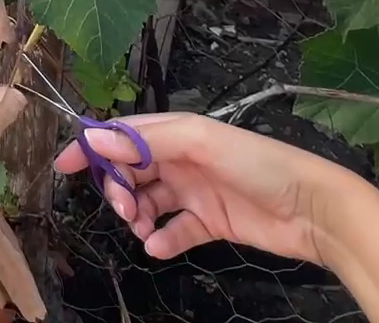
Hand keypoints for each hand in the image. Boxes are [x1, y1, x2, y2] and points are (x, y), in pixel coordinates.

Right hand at [54, 112, 371, 266]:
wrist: (313, 209)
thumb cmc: (255, 163)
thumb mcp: (199, 142)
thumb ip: (148, 142)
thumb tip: (98, 138)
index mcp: (175, 132)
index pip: (122, 134)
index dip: (93, 145)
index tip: (66, 164)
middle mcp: (179, 158)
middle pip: (130, 168)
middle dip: (118, 186)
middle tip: (123, 207)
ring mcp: (194, 191)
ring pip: (148, 199)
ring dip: (137, 213)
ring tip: (142, 228)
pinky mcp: (209, 222)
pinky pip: (174, 229)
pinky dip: (162, 237)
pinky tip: (159, 246)